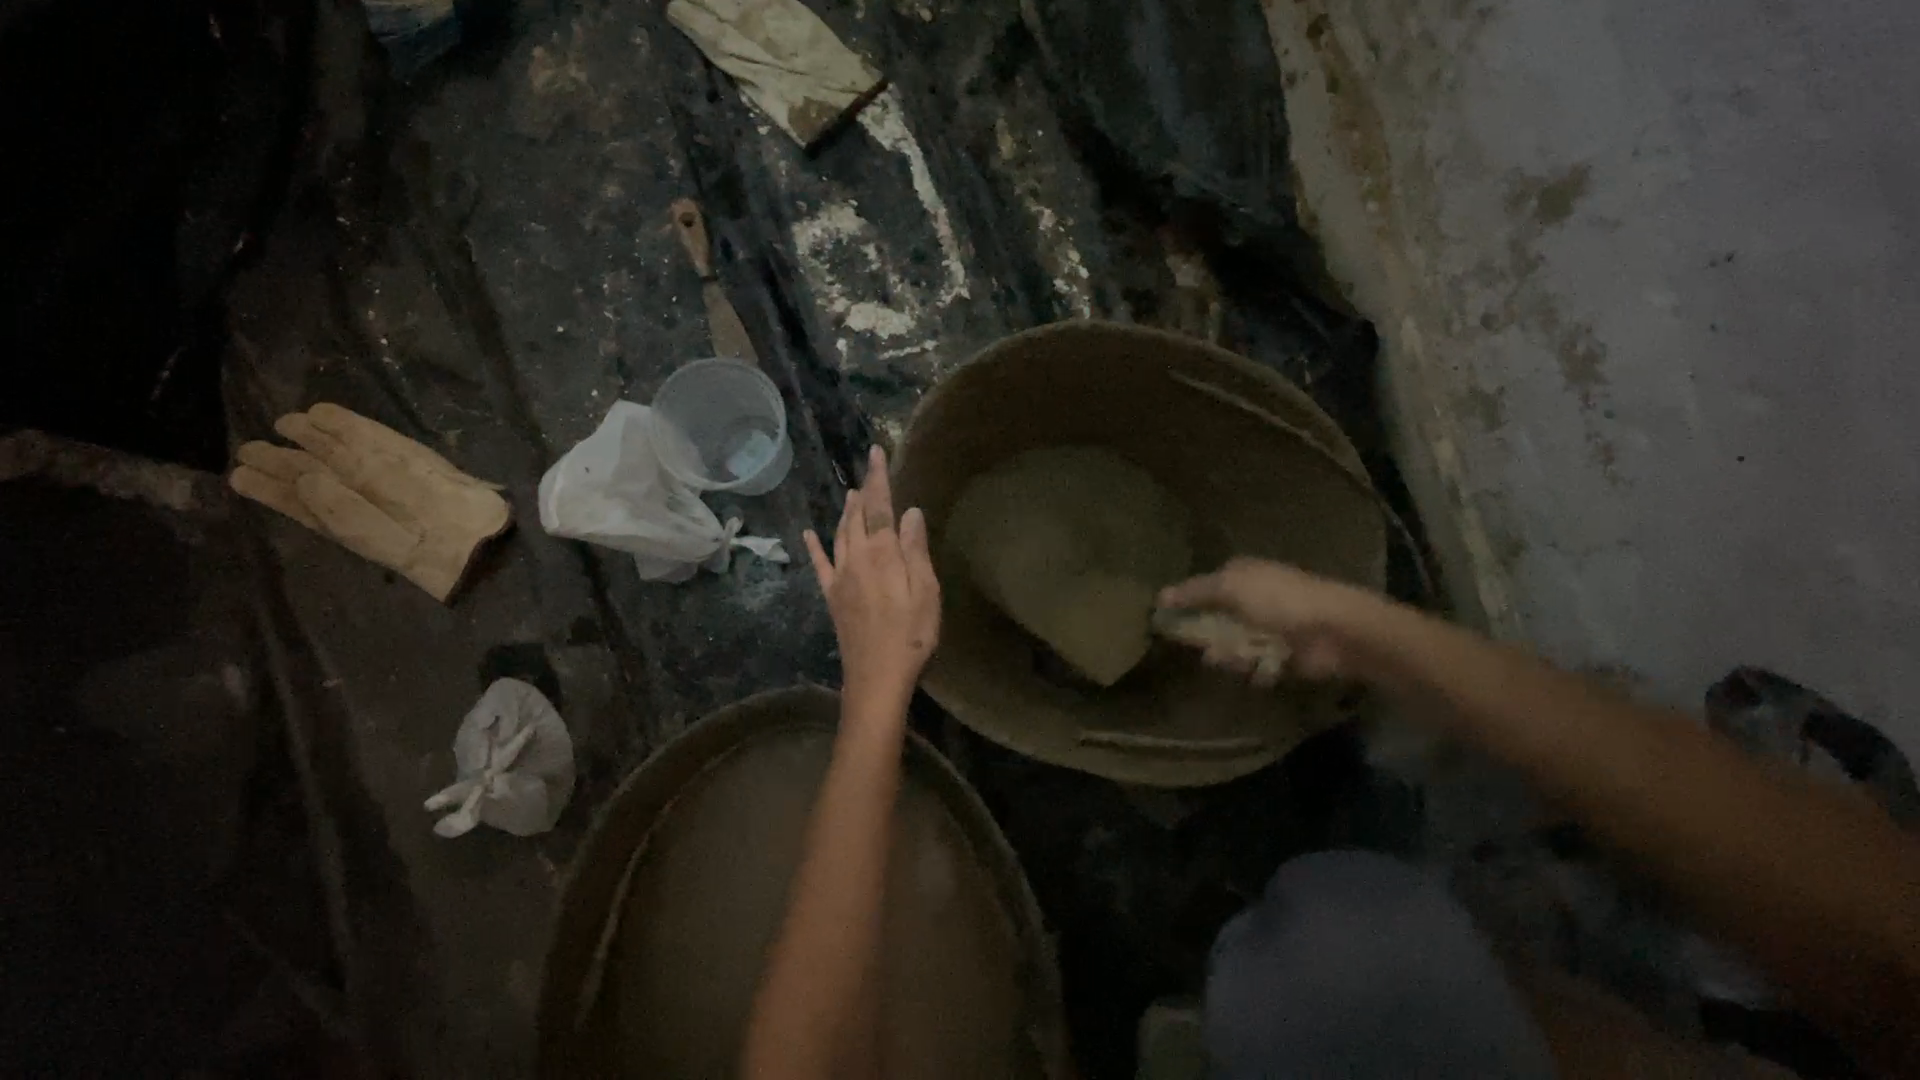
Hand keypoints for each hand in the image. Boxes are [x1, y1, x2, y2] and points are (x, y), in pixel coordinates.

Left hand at [804, 446, 941, 711]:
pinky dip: (814, 545)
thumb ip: (915, 550)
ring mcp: (840, 577)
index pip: (880, 505)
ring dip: (845, 511)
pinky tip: (808, 533)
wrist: (876, 676)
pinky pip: (820, 564)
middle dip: (864, 489)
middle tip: (869, 469)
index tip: (876, 451)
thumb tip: (910, 512)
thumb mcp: (926, 591)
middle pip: (858, 516)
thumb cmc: (911, 635)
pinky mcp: (832, 596)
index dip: (879, 477)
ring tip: (851, 493)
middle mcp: (856, 557)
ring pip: (840, 534)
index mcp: (882, 553)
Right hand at [1157, 558, 1392, 680]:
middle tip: (1206, 647)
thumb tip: (1160, 596)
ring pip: (1232, 647)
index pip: (1203, 589)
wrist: (1334, 631)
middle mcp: (1253, 599)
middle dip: (1209, 637)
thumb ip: (1194, 592)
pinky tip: (1262, 669)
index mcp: (1241, 575)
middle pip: (1215, 621)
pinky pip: (1255, 666)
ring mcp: (1268, 629)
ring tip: (1242, 659)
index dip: (1186, 605)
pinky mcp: (1281, 656)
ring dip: (1233, 656)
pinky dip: (1257, 670)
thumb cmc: (1279, 600)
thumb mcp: (1230, 587)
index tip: (1168, 622)